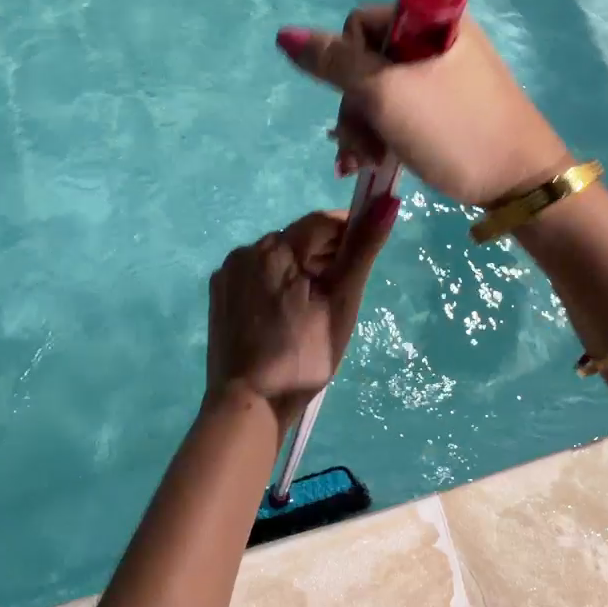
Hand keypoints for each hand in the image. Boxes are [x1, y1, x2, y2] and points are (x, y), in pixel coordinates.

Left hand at [206, 202, 399, 425]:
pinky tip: (286, 316)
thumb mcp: (341, 303)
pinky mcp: (219, 295)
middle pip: (298, 239)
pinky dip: (277, 284)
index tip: (364, 258)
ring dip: (300, 270)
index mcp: (277, 248)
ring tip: (315, 309)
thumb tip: (388, 202)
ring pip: (276, 257)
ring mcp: (228, 273)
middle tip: (341, 294)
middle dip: (325, 256)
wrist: (248, 404)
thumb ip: (362, 250)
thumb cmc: (304, 355)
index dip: (349, 232)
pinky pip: (256, 276)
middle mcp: (247, 250)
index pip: (322, 222)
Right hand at [277, 7, 569, 205]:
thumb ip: (333, 63)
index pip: (359, 24)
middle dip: (354, 106)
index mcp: (431, 18)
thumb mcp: (384, 94)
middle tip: (361, 149)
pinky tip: (377, 162)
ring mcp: (446, 72)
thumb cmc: (452, 131)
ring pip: (380, 90)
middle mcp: (438, 36)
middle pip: (366, 60)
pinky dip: (384, 133)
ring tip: (368, 164)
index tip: (360, 101)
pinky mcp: (451, 104)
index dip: (346, 63)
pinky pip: (401, 108)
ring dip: (364, 127)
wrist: (522, 183)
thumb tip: (284, 34)